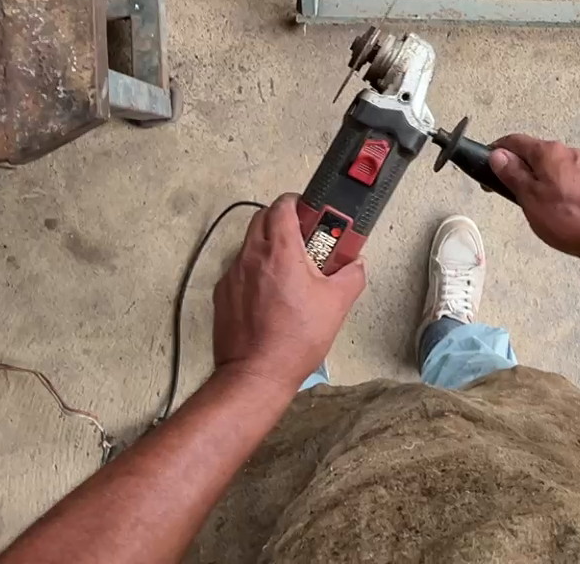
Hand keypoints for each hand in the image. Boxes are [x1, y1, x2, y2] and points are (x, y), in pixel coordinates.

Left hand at [212, 194, 366, 388]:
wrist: (255, 375)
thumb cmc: (294, 340)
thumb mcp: (336, 305)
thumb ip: (352, 276)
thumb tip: (357, 265)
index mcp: (281, 252)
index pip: (283, 206)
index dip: (298, 203)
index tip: (312, 213)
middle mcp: (252, 256)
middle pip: (262, 217)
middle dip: (282, 219)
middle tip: (303, 237)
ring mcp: (232, 275)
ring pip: (250, 243)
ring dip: (268, 244)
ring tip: (289, 268)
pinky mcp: (222, 294)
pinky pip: (239, 268)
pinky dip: (254, 270)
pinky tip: (270, 293)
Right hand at [489, 135, 579, 265]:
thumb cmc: (567, 218)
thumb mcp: (530, 198)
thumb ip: (512, 174)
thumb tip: (497, 154)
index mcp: (548, 151)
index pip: (514, 140)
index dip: (495, 151)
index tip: (484, 168)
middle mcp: (566, 152)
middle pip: (532, 152)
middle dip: (515, 167)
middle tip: (504, 192)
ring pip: (547, 166)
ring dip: (533, 178)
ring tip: (528, 204)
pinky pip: (562, 176)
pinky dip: (549, 185)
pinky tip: (552, 207)